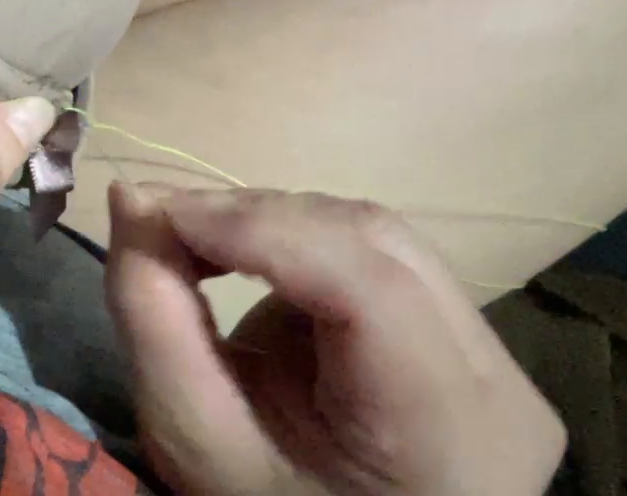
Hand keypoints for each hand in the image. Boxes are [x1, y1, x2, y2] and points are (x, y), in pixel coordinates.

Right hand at [105, 184, 564, 495]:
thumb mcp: (189, 432)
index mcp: (445, 431)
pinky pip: (365, 249)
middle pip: (369, 242)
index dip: (258, 232)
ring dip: (264, 220)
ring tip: (190, 240)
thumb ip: (150, 313)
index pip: (368, 288)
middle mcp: (498, 381)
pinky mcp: (459, 333)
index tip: (157, 216)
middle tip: (158, 225)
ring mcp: (491, 354)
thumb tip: (128, 194)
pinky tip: (237, 260)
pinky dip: (285, 237)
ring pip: (367, 232)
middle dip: (248, 217)